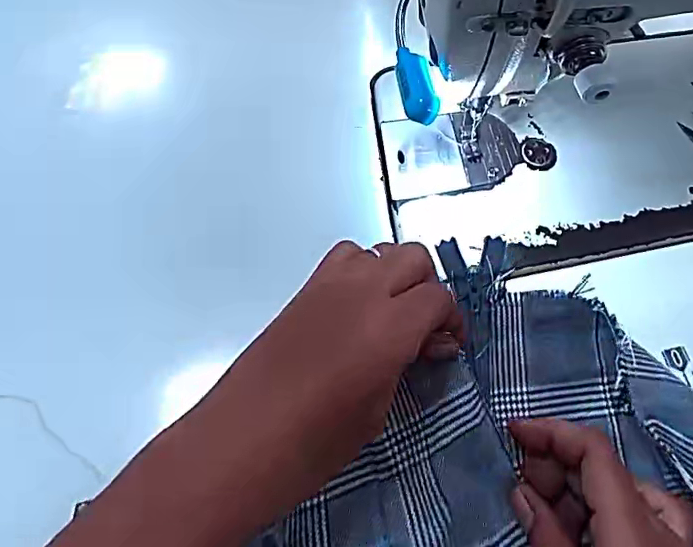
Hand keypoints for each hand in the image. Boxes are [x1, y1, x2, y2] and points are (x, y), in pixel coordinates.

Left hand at [185, 242, 465, 522]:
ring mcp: (331, 282)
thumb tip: (423, 344)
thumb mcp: (375, 413)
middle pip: (414, 256)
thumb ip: (404, 365)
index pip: (438, 297)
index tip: (448, 341)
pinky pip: (346, 257)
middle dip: (428, 286)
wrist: (242, 437)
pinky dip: (361, 270)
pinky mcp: (306, 286)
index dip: (451, 319)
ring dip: (394, 273)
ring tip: (392, 312)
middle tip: (426, 324)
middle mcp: (362, 291)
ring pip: (379, 249)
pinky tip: (357, 306)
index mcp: (388, 327)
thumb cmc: (310, 444)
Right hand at [507, 419, 692, 546]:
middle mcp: (666, 525)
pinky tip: (578, 532)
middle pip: (605, 466)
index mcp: (638, 523)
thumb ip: (546, 531)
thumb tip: (523, 493)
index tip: (516, 430)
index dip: (550, 430)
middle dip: (557, 466)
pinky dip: (604, 512)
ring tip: (544, 513)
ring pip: (622, 490)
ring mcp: (679, 542)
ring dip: (577, 493)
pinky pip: (642, 515)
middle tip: (523, 481)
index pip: (593, 447)